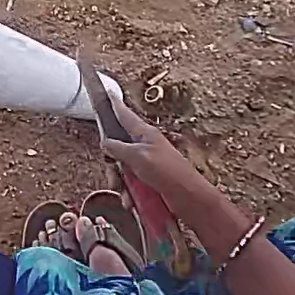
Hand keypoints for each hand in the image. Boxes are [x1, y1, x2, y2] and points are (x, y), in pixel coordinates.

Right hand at [99, 103, 225, 221]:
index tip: (108, 93)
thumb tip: (105, 142)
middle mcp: (145, 146)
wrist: (189, 197)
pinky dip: (130, 193)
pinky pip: (132, 184)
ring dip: (121, 183)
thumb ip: (118, 148)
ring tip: (126, 193)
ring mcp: (147, 163)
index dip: (115, 105)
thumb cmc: (169, 172)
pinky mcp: (149, 179)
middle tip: (115, 176)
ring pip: (123, 169)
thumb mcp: (138, 157)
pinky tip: (132, 201)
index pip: (125, 115)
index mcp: (145, 134)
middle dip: (113, 166)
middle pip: (118, 149)